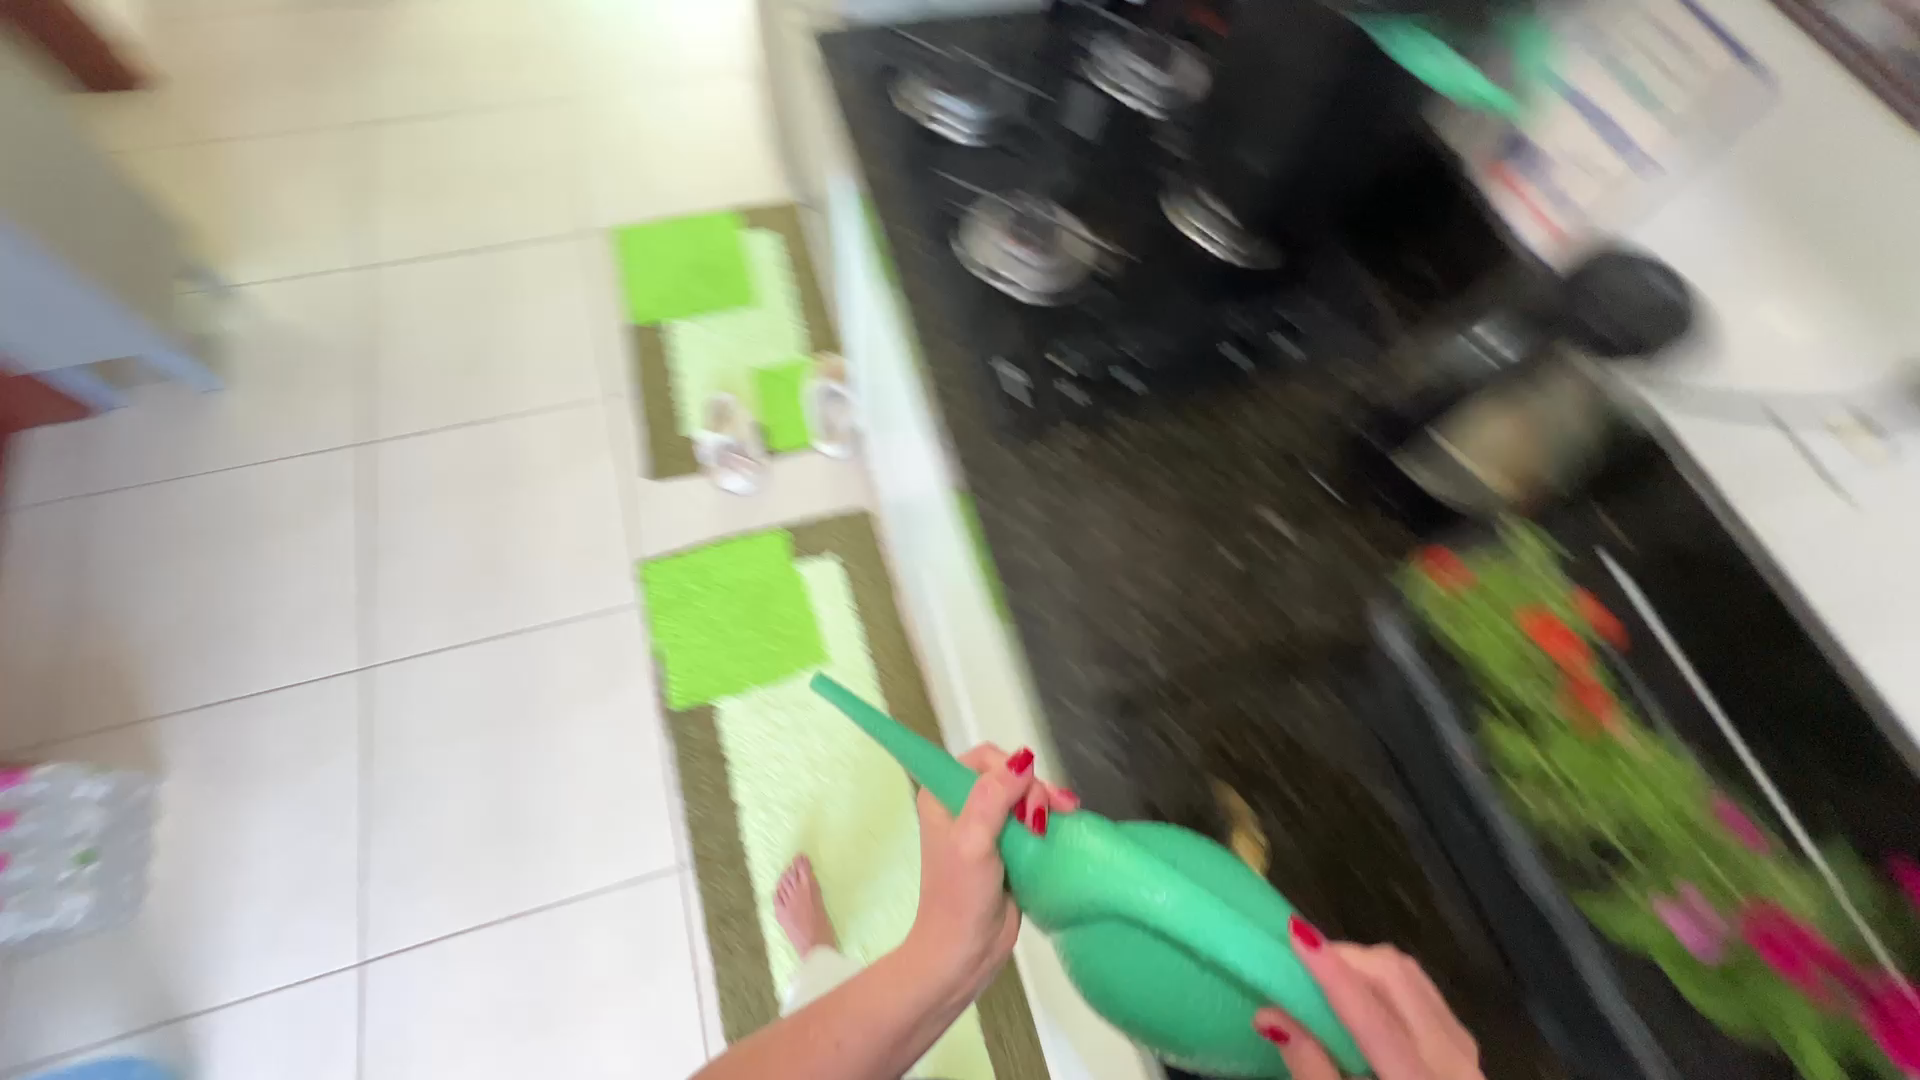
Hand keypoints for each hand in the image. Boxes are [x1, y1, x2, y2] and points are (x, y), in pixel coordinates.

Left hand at [900, 744, 1078, 1003]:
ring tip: (1066, 816)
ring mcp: (987, 827)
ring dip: (1046, 803)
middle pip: (1009, 775)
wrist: (964, 954)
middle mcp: (963, 804)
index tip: (1028, 797)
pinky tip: (1067, 823)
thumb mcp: (973, 840)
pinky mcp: (1009, 848)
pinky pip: (1032, 820)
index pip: (984, 758)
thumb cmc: (960, 896)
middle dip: (1033, 789)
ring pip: (1024, 796)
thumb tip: (1024, 759)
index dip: (1010, 769)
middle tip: (1044, 819)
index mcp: (943, 794)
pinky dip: (1050, 820)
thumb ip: (994, 796)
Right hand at [1253, 921, 1482, 1079]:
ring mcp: (1469, 1058)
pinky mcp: (1469, 1055)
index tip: (1294, 933)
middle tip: (1302, 964)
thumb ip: (1312, 1074)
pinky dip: (1386, 983)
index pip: (1372, 1017)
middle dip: (1346, 958)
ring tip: (1325, 981)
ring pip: (1412, 978)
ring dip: (1364, 967)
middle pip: (1397, 977)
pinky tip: (1361, 1003)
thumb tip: (1270, 1014)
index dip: (1331, 972)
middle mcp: (1454, 1065)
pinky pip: (1424, 994)